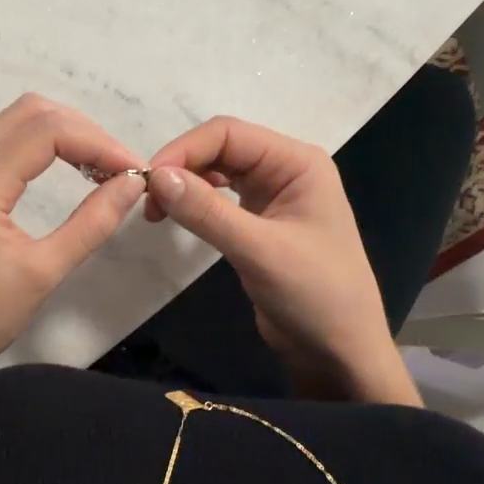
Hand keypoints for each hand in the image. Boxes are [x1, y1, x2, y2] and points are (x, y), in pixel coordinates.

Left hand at [0, 94, 147, 391]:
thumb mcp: (45, 271)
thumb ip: (92, 223)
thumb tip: (132, 184)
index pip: (47, 131)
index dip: (98, 143)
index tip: (131, 171)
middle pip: (30, 112)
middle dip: (82, 131)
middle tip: (116, 168)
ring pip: (13, 121)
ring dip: (58, 132)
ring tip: (94, 167)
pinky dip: (33, 143)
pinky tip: (57, 168)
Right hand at [145, 117, 418, 404]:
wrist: (337, 349)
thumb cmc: (313, 294)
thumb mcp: (258, 250)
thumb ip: (207, 211)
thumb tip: (156, 177)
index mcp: (297, 162)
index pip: (229, 134)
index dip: (184, 150)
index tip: (148, 182)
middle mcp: (284, 171)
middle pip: (220, 148)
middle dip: (180, 167)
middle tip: (146, 202)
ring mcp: (270, 198)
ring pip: (215, 174)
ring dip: (183, 186)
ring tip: (155, 214)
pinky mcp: (257, 225)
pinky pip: (218, 201)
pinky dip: (193, 205)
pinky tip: (175, 219)